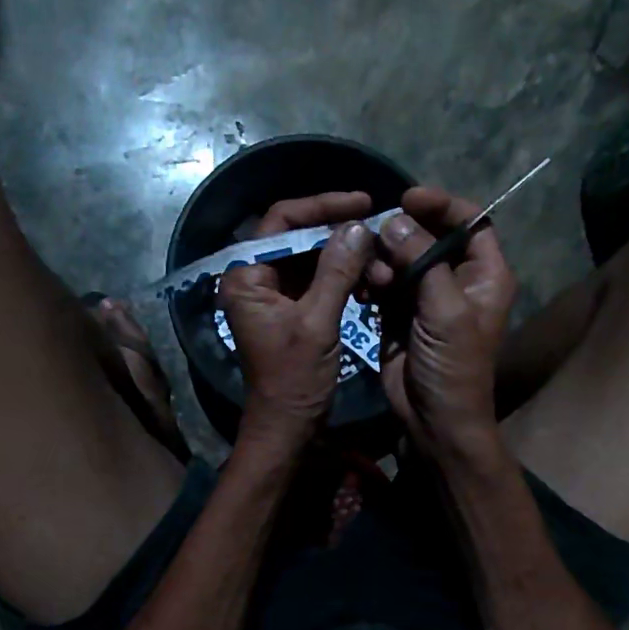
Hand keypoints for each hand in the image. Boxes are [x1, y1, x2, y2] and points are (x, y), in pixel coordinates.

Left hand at [219, 192, 374, 448]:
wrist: (288, 426)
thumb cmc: (295, 378)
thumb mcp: (318, 321)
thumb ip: (337, 271)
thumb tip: (358, 226)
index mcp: (246, 276)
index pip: (282, 221)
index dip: (322, 206)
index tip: (363, 203)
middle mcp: (254, 278)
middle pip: (299, 236)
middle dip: (341, 237)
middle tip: (381, 236)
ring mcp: (273, 295)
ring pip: (313, 259)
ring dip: (348, 259)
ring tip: (382, 269)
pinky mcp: (291, 310)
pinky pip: (318, 281)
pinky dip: (344, 278)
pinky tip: (372, 283)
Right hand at [366, 186, 516, 456]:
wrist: (433, 420)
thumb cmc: (453, 366)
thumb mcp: (445, 310)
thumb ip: (422, 261)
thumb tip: (394, 221)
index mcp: (484, 274)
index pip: (470, 222)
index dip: (442, 206)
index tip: (408, 198)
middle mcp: (457, 280)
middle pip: (429, 237)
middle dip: (402, 234)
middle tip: (375, 238)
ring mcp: (426, 297)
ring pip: (401, 259)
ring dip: (383, 260)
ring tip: (371, 277)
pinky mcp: (399, 314)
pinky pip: (384, 284)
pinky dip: (372, 281)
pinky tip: (363, 289)